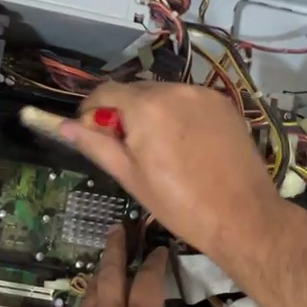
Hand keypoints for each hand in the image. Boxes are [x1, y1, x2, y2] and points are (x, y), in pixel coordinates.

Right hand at [56, 83, 285, 259]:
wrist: (243, 216)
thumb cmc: (180, 204)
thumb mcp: (130, 177)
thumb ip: (96, 145)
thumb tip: (64, 126)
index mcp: (146, 107)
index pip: (105, 92)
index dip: (92, 111)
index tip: (91, 134)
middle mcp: (173, 90)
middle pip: (134, 91)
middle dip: (123, 114)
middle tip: (128, 150)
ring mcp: (202, 94)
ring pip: (162, 95)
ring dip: (151, 113)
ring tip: (159, 150)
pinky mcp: (223, 103)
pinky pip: (187, 100)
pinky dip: (178, 114)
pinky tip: (185, 145)